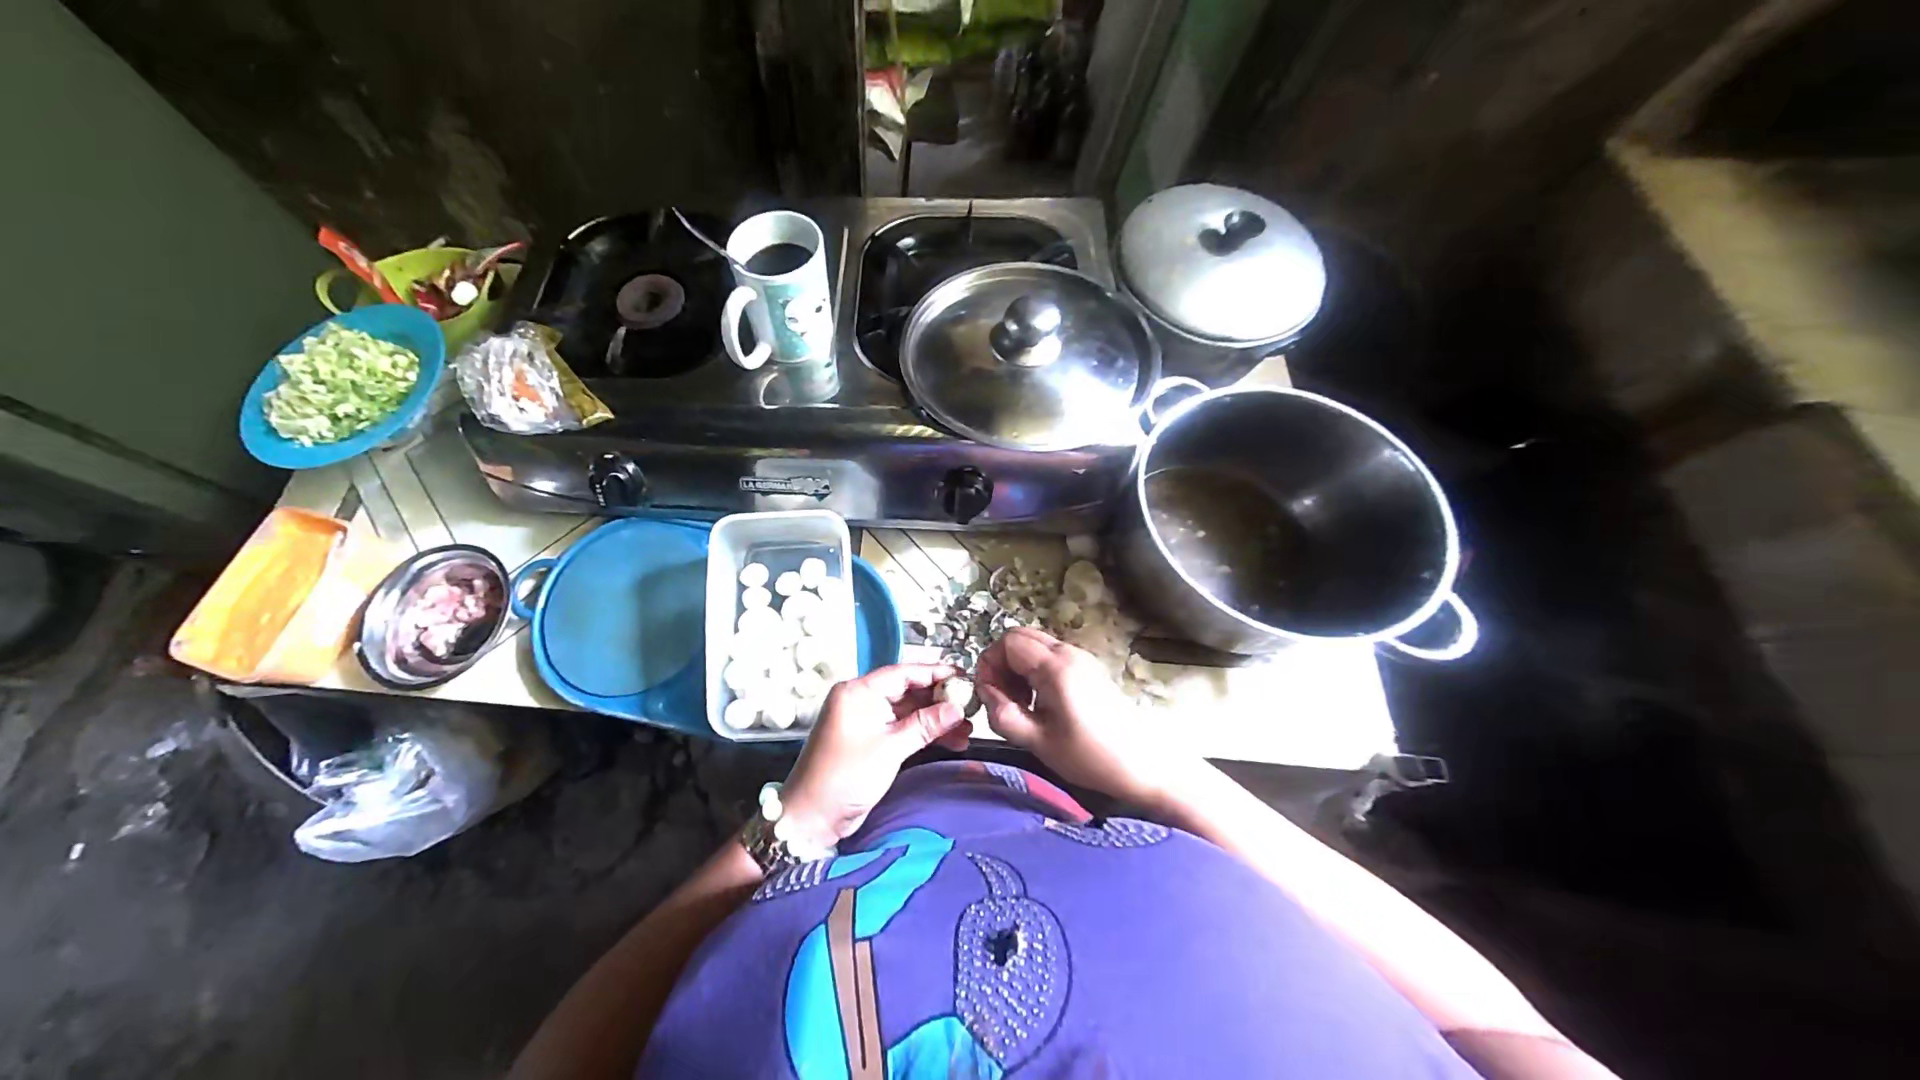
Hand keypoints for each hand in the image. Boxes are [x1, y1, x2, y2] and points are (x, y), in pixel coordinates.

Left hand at [779, 663, 971, 848]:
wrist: (811, 819)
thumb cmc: (842, 779)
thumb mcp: (889, 748)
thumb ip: (925, 725)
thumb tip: (956, 708)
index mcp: (857, 692)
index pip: (903, 673)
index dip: (935, 673)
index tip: (962, 677)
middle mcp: (860, 700)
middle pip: (908, 690)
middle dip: (940, 699)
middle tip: (969, 704)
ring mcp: (865, 721)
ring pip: (909, 711)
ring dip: (936, 719)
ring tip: (966, 727)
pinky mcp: (871, 740)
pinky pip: (903, 727)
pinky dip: (924, 732)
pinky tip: (949, 739)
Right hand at [976, 627, 1198, 807]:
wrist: (1145, 765)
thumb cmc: (1092, 757)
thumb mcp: (1039, 743)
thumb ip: (1003, 715)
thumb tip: (984, 694)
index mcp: (1056, 667)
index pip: (1007, 642)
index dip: (989, 665)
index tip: (989, 696)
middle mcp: (1069, 653)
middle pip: (1019, 637)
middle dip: (1001, 663)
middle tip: (1002, 698)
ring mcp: (1081, 658)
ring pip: (1034, 646)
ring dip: (1017, 668)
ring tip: (1021, 704)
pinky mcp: (1089, 669)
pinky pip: (1050, 656)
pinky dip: (1035, 672)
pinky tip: (1040, 704)